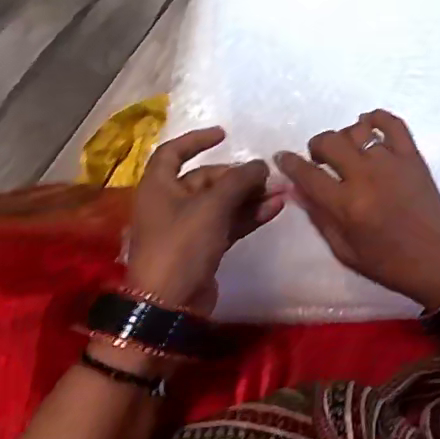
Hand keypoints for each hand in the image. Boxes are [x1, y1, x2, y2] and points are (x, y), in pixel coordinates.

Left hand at [125, 127, 283, 310]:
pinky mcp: (203, 248)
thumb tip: (260, 164)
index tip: (224, 134)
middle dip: (238, 176)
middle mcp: (170, 203)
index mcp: (158, 186)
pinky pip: (228, 223)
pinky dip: (248, 215)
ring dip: (250, 196)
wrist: (170, 303)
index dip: (196, 140)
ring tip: (281, 191)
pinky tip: (274, 208)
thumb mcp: (211, 207)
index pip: (174, 153)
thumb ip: (238, 182)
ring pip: (222, 203)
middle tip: (267, 175)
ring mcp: (187, 227)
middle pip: (206, 179)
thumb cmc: (182, 245)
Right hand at [274, 110, 439, 307]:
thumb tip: (296, 189)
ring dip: (344, 137)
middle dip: (317, 147)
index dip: (290, 163)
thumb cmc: (388, 263)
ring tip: (347, 151)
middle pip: (329, 142)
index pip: (307, 174)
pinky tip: (369, 125)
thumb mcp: (344, 250)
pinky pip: (393, 124)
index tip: (283, 158)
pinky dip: (377, 118)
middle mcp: (366, 177)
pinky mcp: (413, 157)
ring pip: (357, 130)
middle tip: (321, 160)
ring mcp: (392, 163)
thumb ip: (318, 216)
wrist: (437, 262)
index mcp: (347, 205)